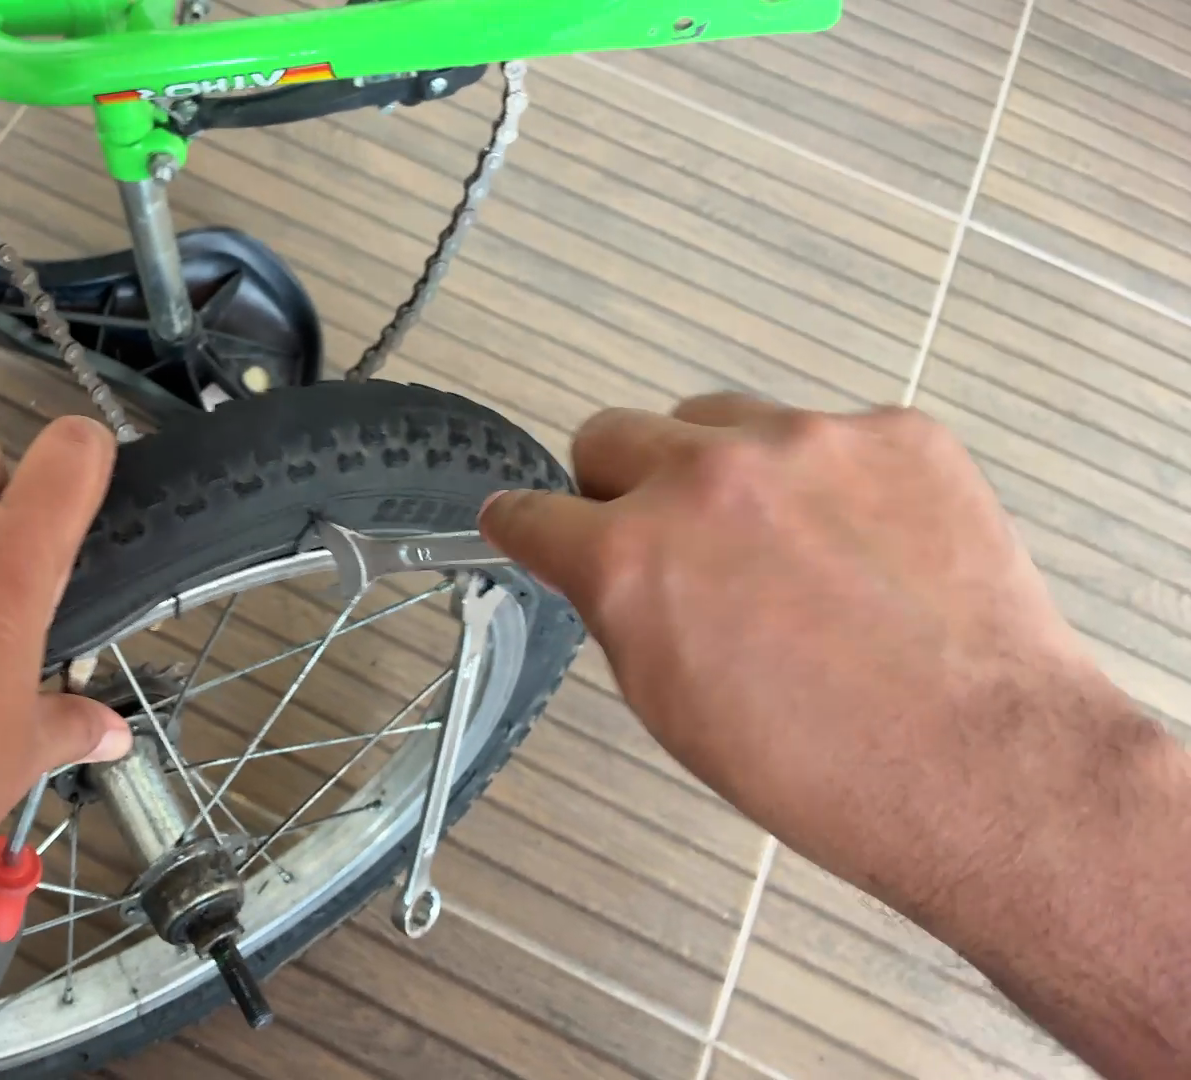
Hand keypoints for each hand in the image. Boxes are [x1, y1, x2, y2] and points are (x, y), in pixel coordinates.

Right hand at [478, 394, 1150, 908]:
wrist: (981, 769)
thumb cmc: (791, 757)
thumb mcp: (652, 687)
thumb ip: (608, 599)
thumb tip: (593, 558)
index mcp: (624, 554)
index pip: (524, 511)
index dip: (518, 525)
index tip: (524, 528)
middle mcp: (698, 478)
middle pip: (605, 433)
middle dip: (611, 484)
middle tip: (658, 536)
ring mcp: (801, 442)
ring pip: (706, 419)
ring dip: (707, 466)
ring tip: (766, 531)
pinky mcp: (894, 432)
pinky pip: (813, 433)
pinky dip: (810, 478)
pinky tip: (855, 540)